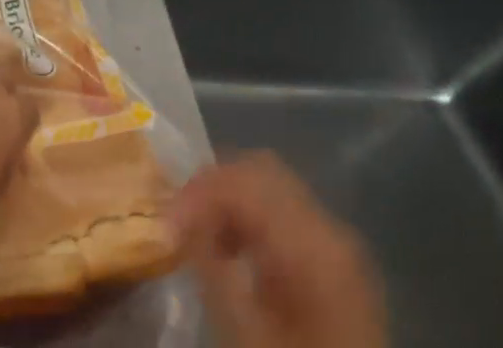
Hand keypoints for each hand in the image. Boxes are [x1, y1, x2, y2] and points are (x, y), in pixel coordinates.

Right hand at [170, 153, 386, 347]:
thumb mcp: (245, 332)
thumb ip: (211, 268)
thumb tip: (178, 220)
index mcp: (310, 245)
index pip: (243, 182)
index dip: (196, 192)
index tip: (165, 222)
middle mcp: (330, 229)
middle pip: (260, 170)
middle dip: (211, 187)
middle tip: (179, 220)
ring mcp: (337, 242)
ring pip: (271, 186)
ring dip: (229, 200)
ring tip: (200, 237)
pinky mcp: (335, 258)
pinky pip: (285, 213)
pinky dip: (250, 217)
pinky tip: (231, 251)